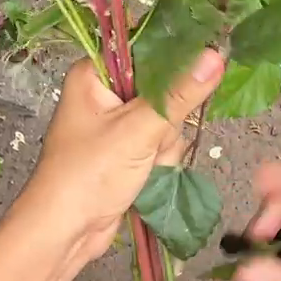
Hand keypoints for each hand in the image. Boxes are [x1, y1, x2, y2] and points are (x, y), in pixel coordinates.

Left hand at [7, 50, 225, 264]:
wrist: (65, 233)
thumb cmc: (88, 174)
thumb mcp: (138, 130)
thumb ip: (179, 94)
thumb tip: (216, 55)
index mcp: (94, 73)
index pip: (145, 47)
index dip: (174, 58)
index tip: (201, 70)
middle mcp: (104, 91)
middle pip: (163, 87)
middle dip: (166, 120)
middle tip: (151, 140)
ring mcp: (116, 122)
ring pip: (167, 118)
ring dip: (164, 146)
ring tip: (144, 165)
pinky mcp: (126, 148)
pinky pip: (160, 142)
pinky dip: (160, 161)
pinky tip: (147, 175)